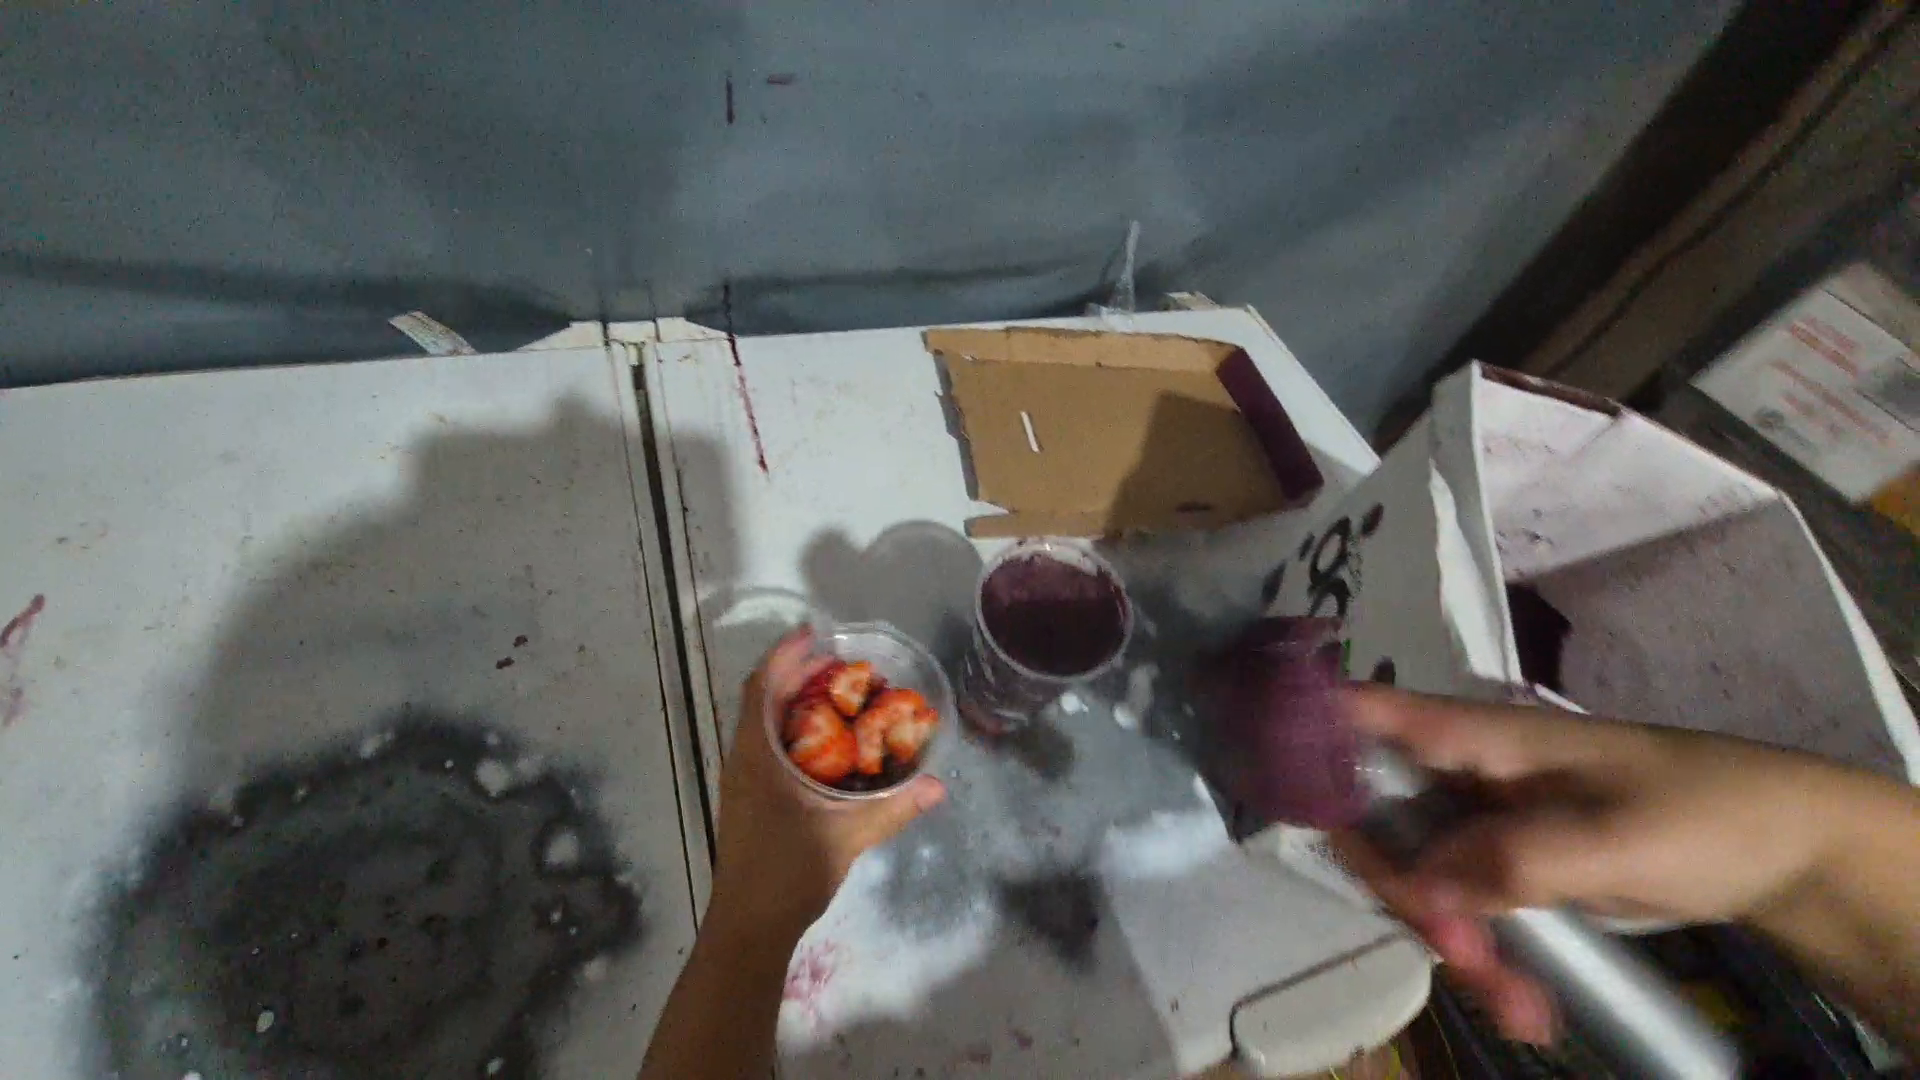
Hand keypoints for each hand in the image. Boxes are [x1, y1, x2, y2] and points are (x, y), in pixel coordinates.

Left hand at [707, 628, 945, 939]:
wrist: (748, 927)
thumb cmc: (788, 873)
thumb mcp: (847, 837)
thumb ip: (894, 808)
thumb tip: (938, 785)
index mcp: (756, 757)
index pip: (760, 688)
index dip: (783, 655)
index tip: (814, 633)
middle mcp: (743, 759)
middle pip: (762, 698)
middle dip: (797, 673)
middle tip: (842, 663)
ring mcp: (743, 779)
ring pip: (764, 722)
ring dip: (795, 700)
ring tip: (839, 692)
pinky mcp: (749, 797)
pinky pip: (768, 744)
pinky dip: (794, 728)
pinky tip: (829, 742)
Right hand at [1331, 685, 1877, 1044]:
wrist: (1782, 850)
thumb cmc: (1703, 813)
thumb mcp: (1621, 839)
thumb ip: (1516, 859)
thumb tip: (1425, 890)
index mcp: (1464, 733)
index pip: (1352, 712)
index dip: (1301, 738)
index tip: (1281, 796)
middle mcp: (1446, 768)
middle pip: (1367, 814)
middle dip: (1401, 891)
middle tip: (1460, 954)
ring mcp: (1465, 815)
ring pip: (1407, 870)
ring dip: (1445, 939)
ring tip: (1515, 1003)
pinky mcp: (1489, 859)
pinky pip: (1451, 904)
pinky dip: (1477, 955)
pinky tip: (1524, 1003)